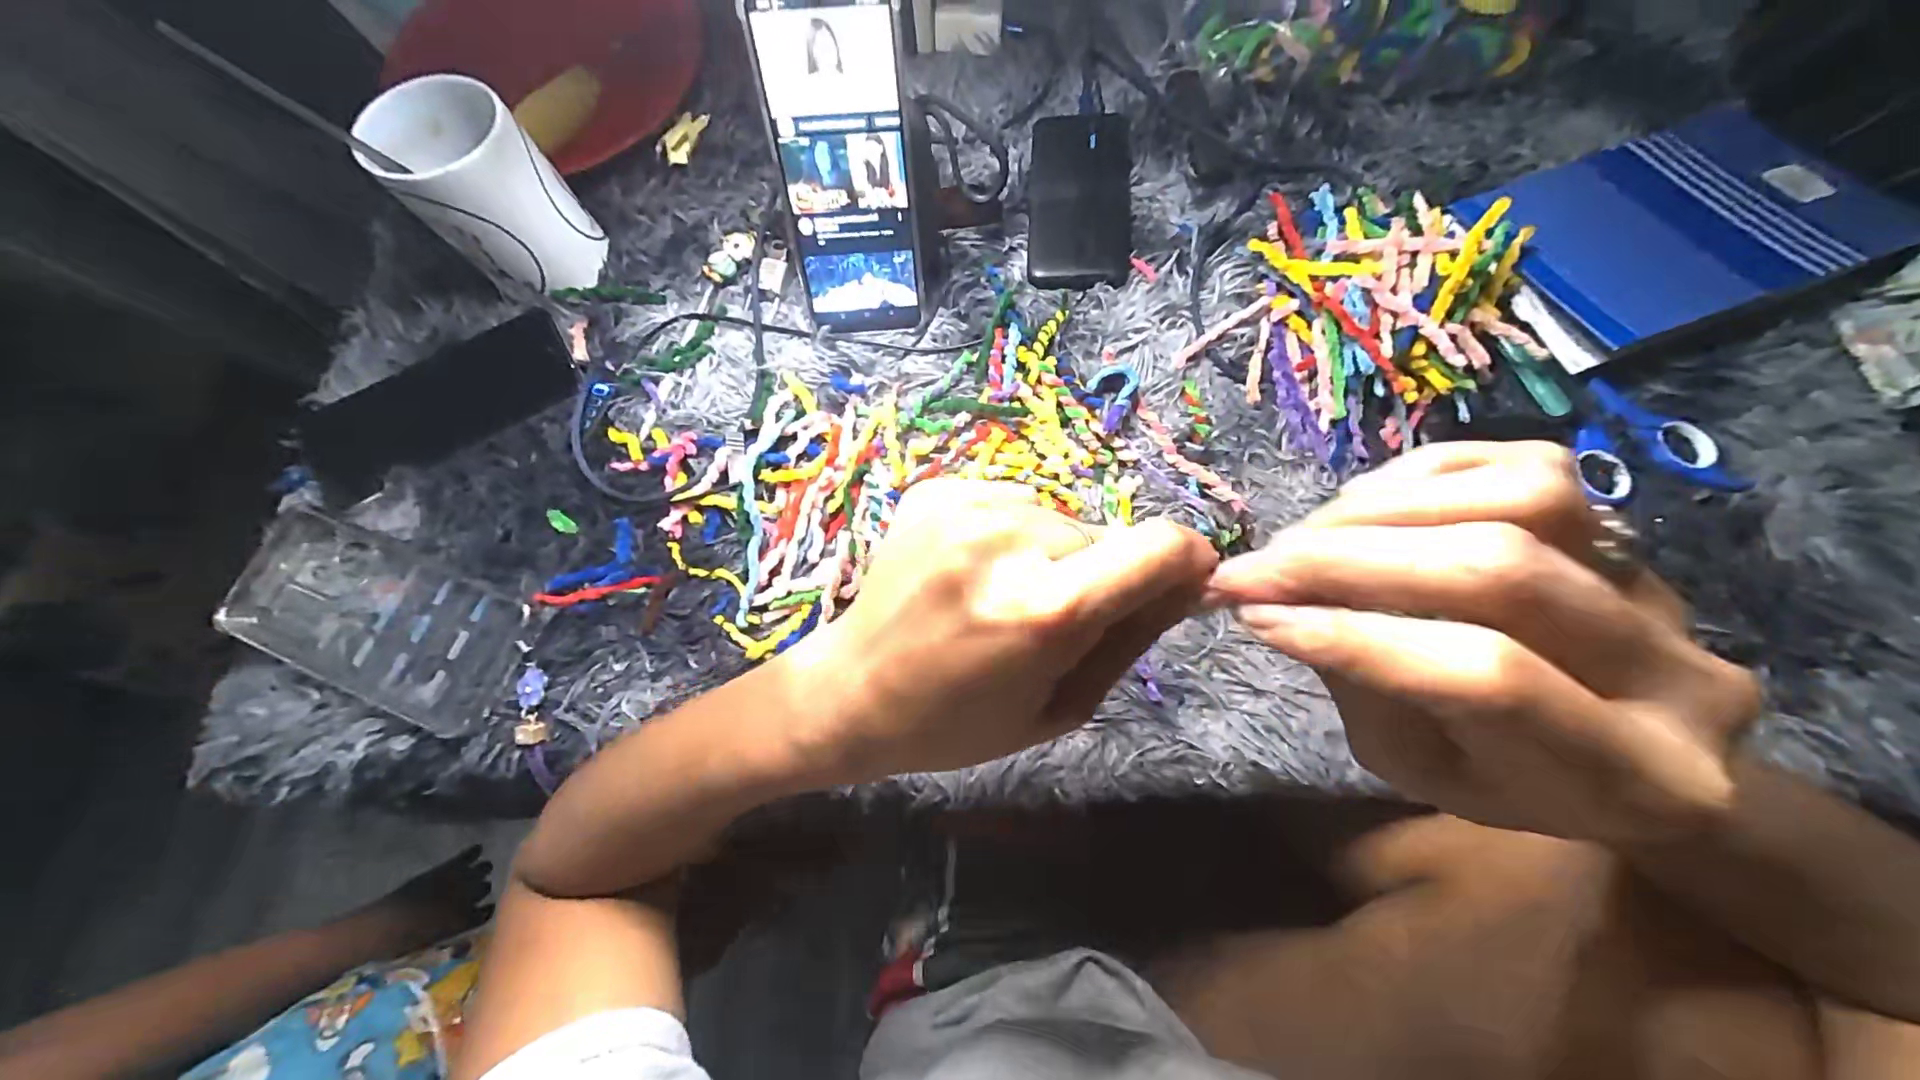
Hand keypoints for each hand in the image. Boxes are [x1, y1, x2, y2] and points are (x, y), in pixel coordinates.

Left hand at [360, 845, 495, 946]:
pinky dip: (474, 852)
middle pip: (486, 888)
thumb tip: (465, 923)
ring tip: (476, 871)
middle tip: (472, 892)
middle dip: (481, 889)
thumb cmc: (404, 942)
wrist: (380, 928)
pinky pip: (469, 856)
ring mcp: (459, 880)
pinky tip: (478, 849)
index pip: (488, 911)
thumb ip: (454, 929)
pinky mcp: (447, 868)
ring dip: (481, 871)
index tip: (483, 909)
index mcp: (467, 919)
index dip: (486, 909)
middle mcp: (469, 897)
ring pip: (484, 869)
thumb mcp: (434, 942)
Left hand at [780, 479, 1218, 782]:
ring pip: (1058, 516)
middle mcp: (1006, 539)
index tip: (1171, 586)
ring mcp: (964, 505)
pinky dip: (1007, 535)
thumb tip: (1189, 578)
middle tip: (1045, 619)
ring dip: (1049, 552)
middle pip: (1105, 534)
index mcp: (1043, 609)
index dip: (1183, 563)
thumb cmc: (959, 723)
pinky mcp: (935, 489)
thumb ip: (1132, 635)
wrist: (851, 692)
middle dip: (1098, 573)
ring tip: (996, 596)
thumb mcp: (1061, 705)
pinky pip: (1012, 503)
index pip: (1161, 545)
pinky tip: (966, 573)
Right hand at [1207, 442, 1759, 843]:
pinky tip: (1360, 506)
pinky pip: (1527, 468)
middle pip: (1499, 571)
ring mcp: (1662, 584)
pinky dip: (1421, 477)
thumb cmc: (1501, 779)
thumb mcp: (1415, 766)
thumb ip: (1360, 684)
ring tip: (1303, 538)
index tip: (1254, 615)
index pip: (1488, 678)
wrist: (1624, 751)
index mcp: (1628, 774)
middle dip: (1348, 560)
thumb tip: (1272, 604)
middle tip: (1255, 568)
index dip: (1357, 636)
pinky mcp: (1629, 525)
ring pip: (1525, 501)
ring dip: (1381, 511)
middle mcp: (1676, 672)